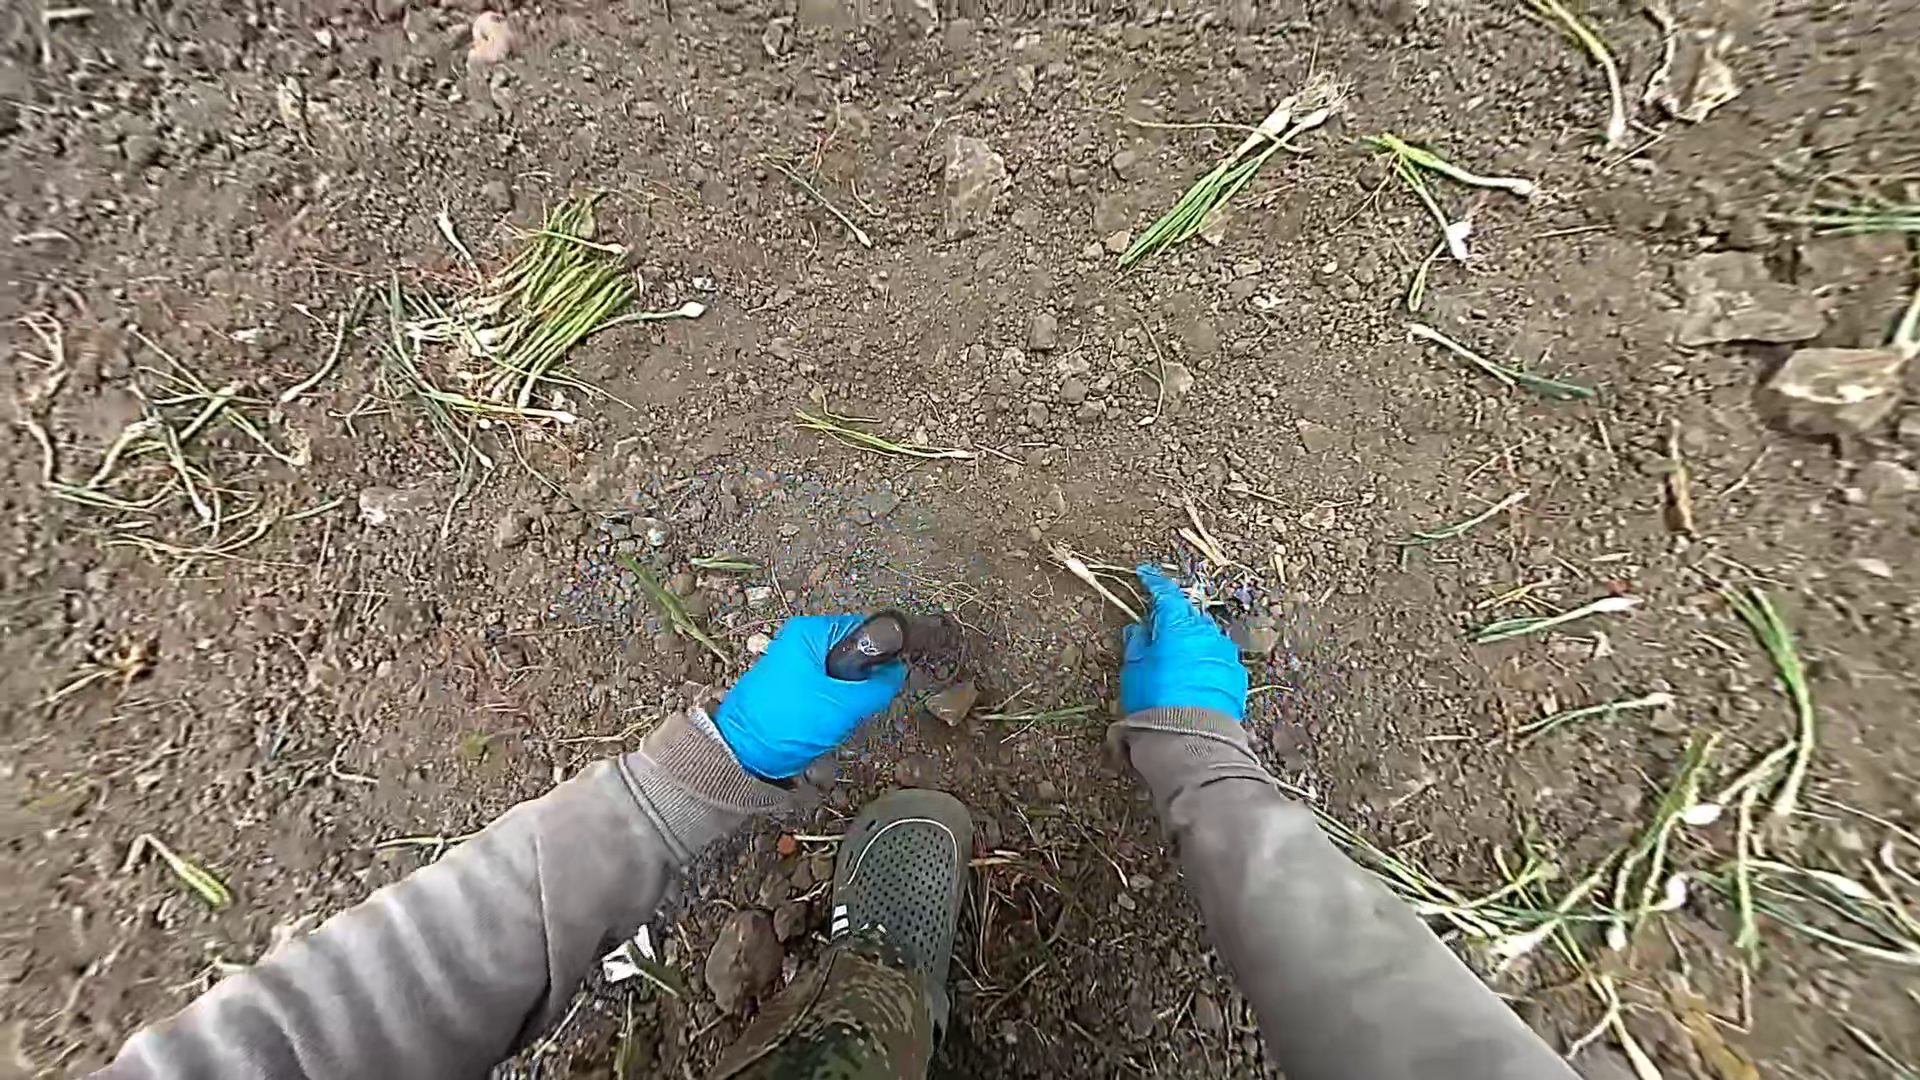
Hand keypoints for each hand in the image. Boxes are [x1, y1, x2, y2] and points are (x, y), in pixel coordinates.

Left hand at [713, 615, 907, 778]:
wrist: (742, 755)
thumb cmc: (790, 721)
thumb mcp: (845, 704)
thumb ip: (879, 685)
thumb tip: (898, 672)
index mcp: (809, 631)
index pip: (860, 628)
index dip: (880, 651)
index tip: (889, 674)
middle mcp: (798, 639)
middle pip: (850, 651)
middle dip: (861, 679)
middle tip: (861, 701)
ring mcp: (791, 662)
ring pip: (838, 673)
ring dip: (846, 694)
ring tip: (841, 714)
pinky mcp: (787, 685)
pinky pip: (822, 686)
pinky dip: (830, 702)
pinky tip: (826, 721)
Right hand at [1120, 565, 1247, 720]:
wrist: (1191, 737)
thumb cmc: (1155, 699)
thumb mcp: (1135, 667)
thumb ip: (1139, 640)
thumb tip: (1141, 627)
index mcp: (1179, 625)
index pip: (1166, 593)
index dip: (1154, 582)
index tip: (1144, 574)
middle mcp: (1207, 633)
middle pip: (1188, 613)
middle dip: (1172, 614)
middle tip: (1156, 624)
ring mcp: (1225, 653)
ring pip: (1204, 634)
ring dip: (1189, 637)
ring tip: (1174, 655)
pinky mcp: (1236, 674)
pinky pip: (1216, 656)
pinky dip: (1203, 657)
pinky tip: (1190, 673)